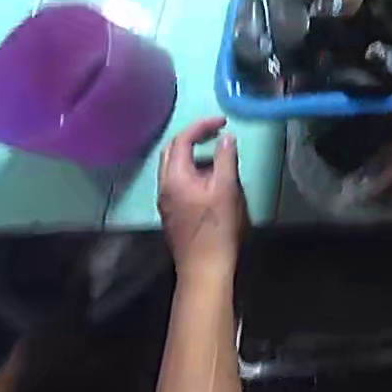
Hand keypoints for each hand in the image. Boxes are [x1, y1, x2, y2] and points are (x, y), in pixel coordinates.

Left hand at [157, 117, 245, 283]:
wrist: (204, 271)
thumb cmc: (217, 228)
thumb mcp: (227, 188)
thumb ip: (225, 158)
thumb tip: (226, 137)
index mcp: (174, 177)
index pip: (182, 139)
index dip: (202, 125)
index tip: (223, 121)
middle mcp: (164, 186)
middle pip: (173, 150)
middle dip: (194, 136)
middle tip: (216, 132)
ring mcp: (166, 201)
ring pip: (175, 166)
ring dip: (194, 154)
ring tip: (219, 155)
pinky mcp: (172, 212)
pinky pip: (179, 181)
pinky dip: (193, 170)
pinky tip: (212, 179)